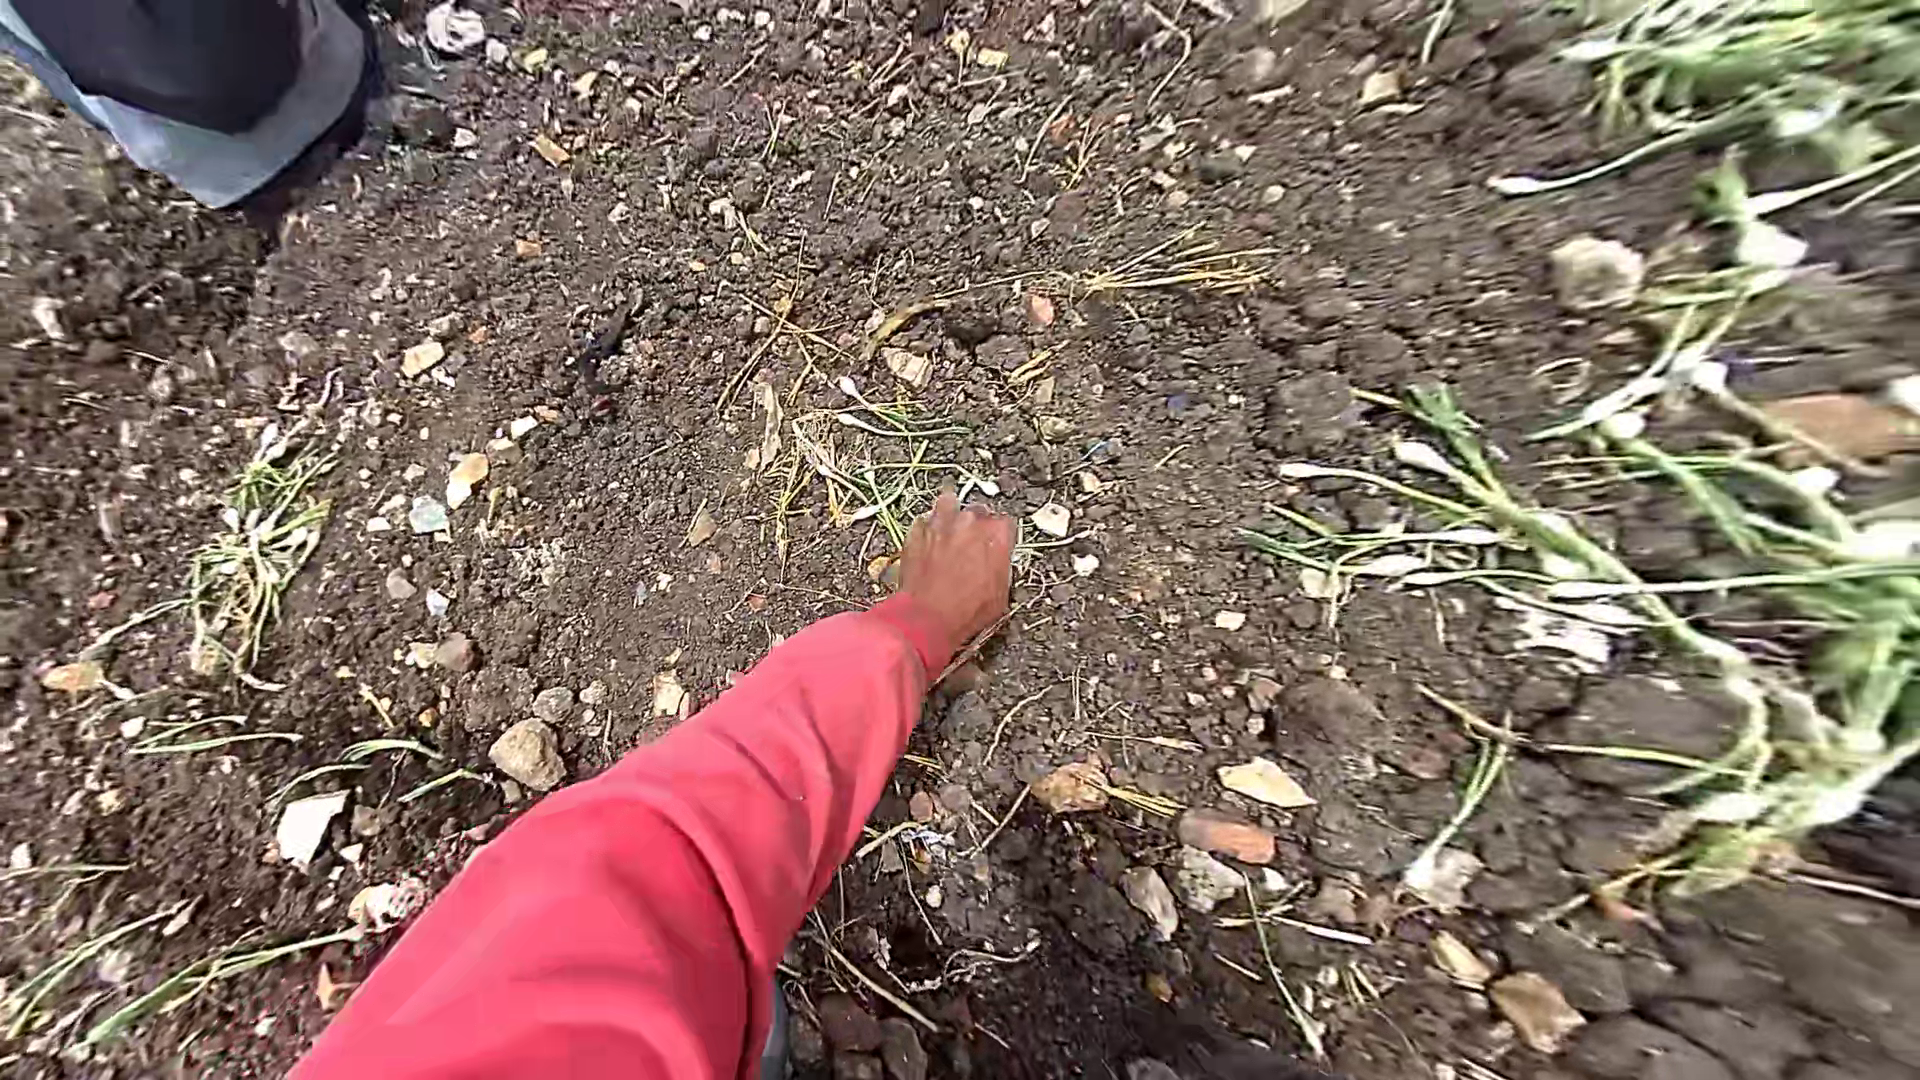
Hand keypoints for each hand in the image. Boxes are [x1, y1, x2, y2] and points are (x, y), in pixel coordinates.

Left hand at [898, 489, 1014, 651]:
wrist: (928, 617)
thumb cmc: (965, 610)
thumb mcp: (1000, 595)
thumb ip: (1001, 567)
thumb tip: (998, 562)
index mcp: (996, 534)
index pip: (1005, 524)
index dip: (1000, 536)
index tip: (996, 546)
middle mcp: (970, 522)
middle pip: (977, 511)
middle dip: (976, 526)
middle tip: (971, 546)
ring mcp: (941, 523)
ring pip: (949, 504)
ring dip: (951, 514)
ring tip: (950, 529)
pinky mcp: (917, 531)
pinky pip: (924, 521)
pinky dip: (927, 528)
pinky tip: (929, 541)